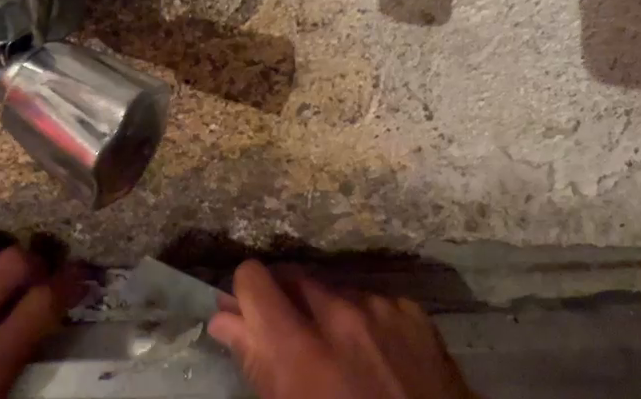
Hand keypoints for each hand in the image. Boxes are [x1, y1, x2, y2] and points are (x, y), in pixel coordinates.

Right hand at [207, 261, 477, 398]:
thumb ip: (256, 364)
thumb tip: (226, 320)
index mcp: (302, 348)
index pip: (253, 277)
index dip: (245, 296)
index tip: (247, 318)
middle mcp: (340, 312)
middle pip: (292, 276)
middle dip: (285, 302)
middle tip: (291, 340)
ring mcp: (381, 307)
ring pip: (333, 289)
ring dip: (327, 312)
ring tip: (342, 356)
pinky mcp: (414, 312)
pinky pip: (373, 301)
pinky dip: (366, 322)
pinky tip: (377, 358)